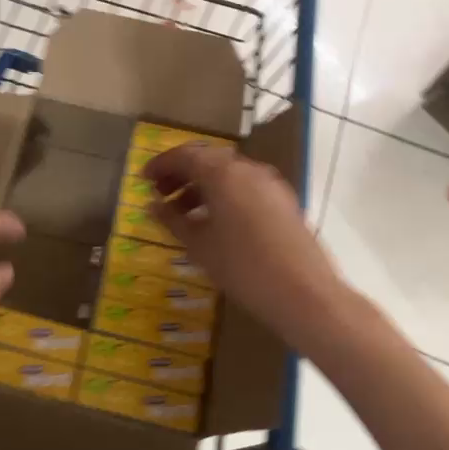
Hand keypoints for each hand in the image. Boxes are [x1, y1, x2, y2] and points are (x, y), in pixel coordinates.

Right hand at [143, 143, 350, 332]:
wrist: (304, 294)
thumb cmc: (242, 267)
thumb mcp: (198, 245)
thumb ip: (172, 220)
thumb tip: (152, 205)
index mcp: (223, 173)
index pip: (185, 155)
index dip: (161, 165)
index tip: (143, 179)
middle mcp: (248, 169)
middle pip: (208, 161)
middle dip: (181, 175)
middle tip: (161, 194)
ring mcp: (270, 184)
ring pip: (229, 175)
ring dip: (203, 187)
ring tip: (184, 214)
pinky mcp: (284, 202)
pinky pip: (246, 189)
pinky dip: (225, 197)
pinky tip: (216, 224)